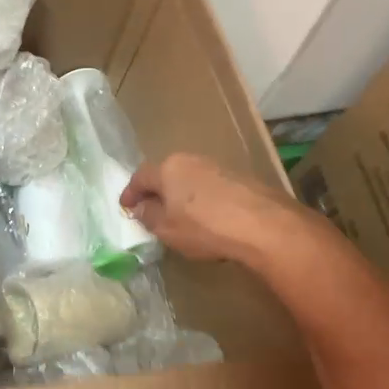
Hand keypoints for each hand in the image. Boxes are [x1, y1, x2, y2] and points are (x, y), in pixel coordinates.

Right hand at [121, 153, 307, 262]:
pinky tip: (204, 217)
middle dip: (156, 192)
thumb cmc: (204, 227)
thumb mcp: (166, 228)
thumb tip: (141, 207)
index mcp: (168, 168)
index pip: (140, 177)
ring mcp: (218, 166)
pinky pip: (209, 187)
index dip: (130, 193)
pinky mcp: (239, 177)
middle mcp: (191, 160)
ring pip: (189, 179)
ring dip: (180, 195)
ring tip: (178, 216)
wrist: (263, 225)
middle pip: (166, 174)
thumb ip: (148, 216)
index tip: (125, 207)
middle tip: (149, 211)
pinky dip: (200, 199)